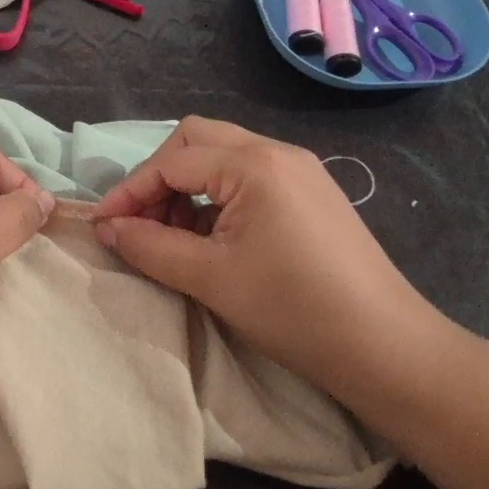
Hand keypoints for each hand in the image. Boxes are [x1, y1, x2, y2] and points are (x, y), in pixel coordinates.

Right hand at [93, 117, 447, 396]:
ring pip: (223, 155)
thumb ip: (150, 246)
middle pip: (196, 139)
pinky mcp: (312, 193)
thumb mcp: (210, 278)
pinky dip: (217, 196)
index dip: (130, 192)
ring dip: (187, 186)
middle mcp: (277, 151)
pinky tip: (212, 238)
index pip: (172, 162)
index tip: (100, 225)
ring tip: (173, 235)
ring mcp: (300, 170)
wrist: (387, 349)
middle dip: (158, 176)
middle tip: (140, 221)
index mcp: (253, 163)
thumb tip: (106, 229)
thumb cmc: (294, 310)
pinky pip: (249, 176)